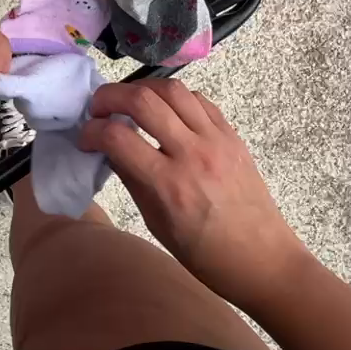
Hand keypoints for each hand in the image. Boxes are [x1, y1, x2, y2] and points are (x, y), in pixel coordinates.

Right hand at [79, 79, 308, 309]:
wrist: (265, 261)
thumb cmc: (206, 255)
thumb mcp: (157, 225)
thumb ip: (132, 179)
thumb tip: (109, 147)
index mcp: (170, 186)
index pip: (118, 138)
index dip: (91, 131)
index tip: (85, 137)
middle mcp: (192, 154)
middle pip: (142, 100)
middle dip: (109, 96)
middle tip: (98, 108)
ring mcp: (216, 140)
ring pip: (171, 89)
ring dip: (141, 88)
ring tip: (129, 101)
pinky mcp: (231, 134)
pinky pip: (197, 99)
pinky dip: (173, 97)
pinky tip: (164, 109)